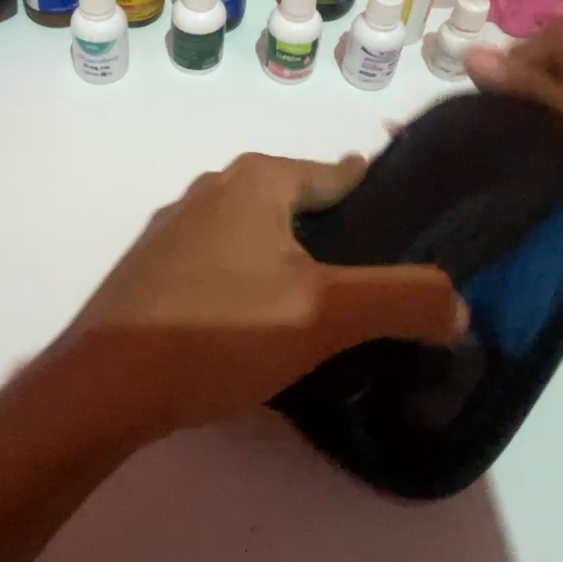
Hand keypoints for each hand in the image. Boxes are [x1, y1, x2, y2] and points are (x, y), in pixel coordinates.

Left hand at [67, 153, 467, 435]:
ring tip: (325, 311)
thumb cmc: (219, 331)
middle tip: (375, 288)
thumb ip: (402, 300)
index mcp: (257, 179)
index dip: (380, 202)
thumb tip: (458, 304)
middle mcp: (214, 187)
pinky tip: (260, 325)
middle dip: (337, 237)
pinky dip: (252, 281)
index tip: (412, 236)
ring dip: (293, 262)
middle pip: (299, 205)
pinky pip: (225, 262)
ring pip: (259, 235)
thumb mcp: (325, 314)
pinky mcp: (155, 268)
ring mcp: (177, 227)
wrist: (104, 386)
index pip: (339, 175)